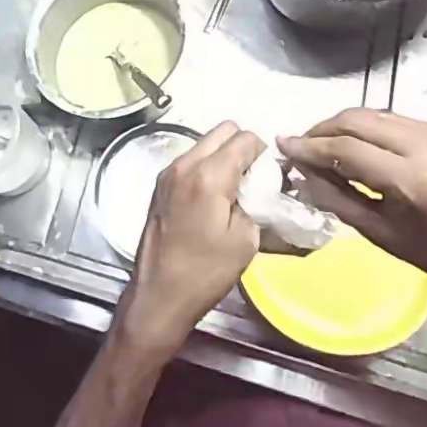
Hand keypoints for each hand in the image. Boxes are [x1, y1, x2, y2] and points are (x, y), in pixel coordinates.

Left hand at [113, 122, 265, 361]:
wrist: (159, 296)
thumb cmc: (205, 272)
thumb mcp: (246, 239)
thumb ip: (256, 201)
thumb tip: (258, 185)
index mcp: (209, 176)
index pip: (246, 139)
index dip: (263, 154)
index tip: (268, 177)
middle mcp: (185, 165)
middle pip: (223, 130)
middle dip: (243, 147)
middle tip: (252, 178)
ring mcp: (168, 174)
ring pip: (205, 143)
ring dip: (223, 157)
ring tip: (232, 190)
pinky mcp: (159, 186)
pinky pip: (190, 161)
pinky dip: (206, 168)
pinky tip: (212, 199)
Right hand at [279, 109, 426, 328]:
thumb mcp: (385, 236)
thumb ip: (340, 200)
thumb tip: (303, 174)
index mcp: (419, 182)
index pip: (349, 150)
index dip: (310, 147)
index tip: (282, 146)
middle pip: (360, 120)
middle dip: (322, 129)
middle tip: (298, 144)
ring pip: (376, 114)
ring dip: (343, 125)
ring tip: (319, 144)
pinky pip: (395, 120)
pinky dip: (367, 128)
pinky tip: (353, 144)